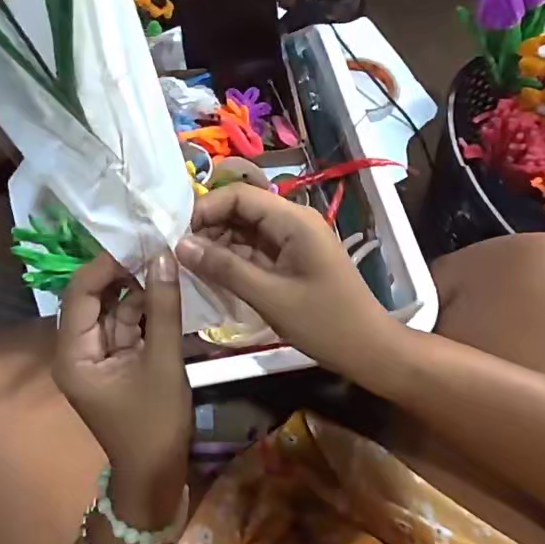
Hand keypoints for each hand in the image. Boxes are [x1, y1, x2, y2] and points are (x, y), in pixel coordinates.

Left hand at [55, 252, 190, 522]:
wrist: (157, 474)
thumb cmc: (155, 422)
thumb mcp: (164, 361)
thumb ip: (163, 306)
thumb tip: (164, 255)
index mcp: (73, 355)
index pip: (79, 295)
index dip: (105, 265)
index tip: (138, 242)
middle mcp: (77, 351)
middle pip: (94, 298)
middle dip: (122, 273)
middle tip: (156, 247)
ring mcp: (97, 355)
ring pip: (113, 308)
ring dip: (137, 288)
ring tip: (166, 261)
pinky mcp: (116, 360)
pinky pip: (126, 324)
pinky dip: (144, 308)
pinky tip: (165, 288)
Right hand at [175, 185, 390, 361]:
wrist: (368, 348)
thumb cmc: (324, 322)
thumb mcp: (269, 296)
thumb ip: (224, 268)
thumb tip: (180, 245)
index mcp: (294, 220)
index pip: (240, 195)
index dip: (205, 208)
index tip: (176, 234)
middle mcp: (294, 221)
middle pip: (242, 209)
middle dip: (210, 226)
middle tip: (180, 253)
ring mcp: (294, 239)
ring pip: (247, 229)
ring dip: (219, 243)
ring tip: (192, 265)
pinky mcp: (293, 258)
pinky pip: (256, 248)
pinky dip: (234, 258)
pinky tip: (213, 273)